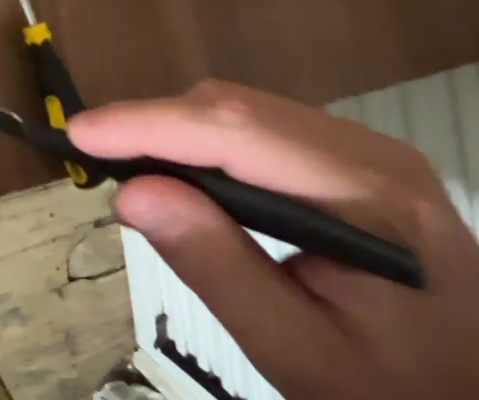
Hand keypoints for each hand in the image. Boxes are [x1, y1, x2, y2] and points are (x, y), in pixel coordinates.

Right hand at [70, 81, 478, 399]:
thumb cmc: (398, 396)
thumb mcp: (301, 355)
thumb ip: (219, 269)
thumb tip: (134, 194)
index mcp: (371, 198)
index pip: (238, 133)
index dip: (150, 125)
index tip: (80, 134)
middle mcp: (374, 151)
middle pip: (240, 108)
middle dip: (158, 126)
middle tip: (99, 165)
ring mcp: (370, 149)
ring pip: (247, 109)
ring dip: (181, 132)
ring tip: (138, 174)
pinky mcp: (358, 159)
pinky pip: (265, 128)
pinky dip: (211, 143)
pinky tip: (194, 180)